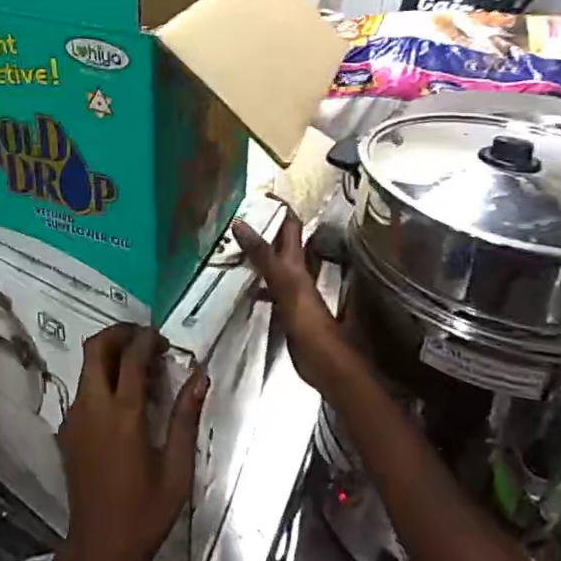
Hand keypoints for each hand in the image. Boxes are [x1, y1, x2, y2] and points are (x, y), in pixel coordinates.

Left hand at [47, 323, 206, 560]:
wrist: (101, 542)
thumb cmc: (145, 511)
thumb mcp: (176, 470)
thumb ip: (185, 419)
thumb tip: (200, 378)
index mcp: (122, 414)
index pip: (130, 358)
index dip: (144, 339)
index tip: (159, 334)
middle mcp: (92, 404)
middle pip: (95, 348)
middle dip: (117, 333)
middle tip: (142, 337)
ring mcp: (74, 413)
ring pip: (85, 365)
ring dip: (107, 353)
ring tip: (136, 362)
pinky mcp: (66, 425)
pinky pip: (82, 388)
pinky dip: (99, 377)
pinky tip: (120, 394)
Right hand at [229, 201, 349, 394]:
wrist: (328, 367)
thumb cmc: (310, 323)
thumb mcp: (285, 284)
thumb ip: (264, 256)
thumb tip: (239, 222)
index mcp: (297, 264)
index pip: (291, 226)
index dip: (280, 208)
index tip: (260, 192)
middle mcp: (296, 273)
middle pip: (281, 243)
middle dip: (265, 227)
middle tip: (238, 214)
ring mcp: (292, 293)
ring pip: (274, 264)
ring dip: (258, 253)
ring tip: (232, 244)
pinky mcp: (287, 311)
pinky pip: (268, 288)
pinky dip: (256, 283)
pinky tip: (245, 288)